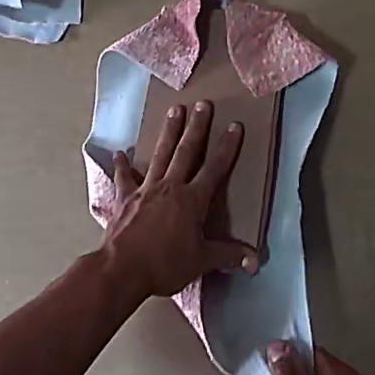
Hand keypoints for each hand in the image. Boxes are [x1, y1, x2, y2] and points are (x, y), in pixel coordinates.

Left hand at [101, 101, 258, 300]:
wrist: (121, 270)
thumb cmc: (165, 264)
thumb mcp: (201, 261)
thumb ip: (227, 256)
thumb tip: (255, 261)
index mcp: (192, 200)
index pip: (215, 167)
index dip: (227, 146)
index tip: (234, 125)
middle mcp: (170, 188)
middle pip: (186, 151)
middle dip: (196, 127)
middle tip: (202, 104)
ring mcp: (145, 191)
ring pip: (160, 155)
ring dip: (168, 132)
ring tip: (174, 110)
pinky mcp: (125, 200)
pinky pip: (124, 179)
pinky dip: (122, 166)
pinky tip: (119, 153)